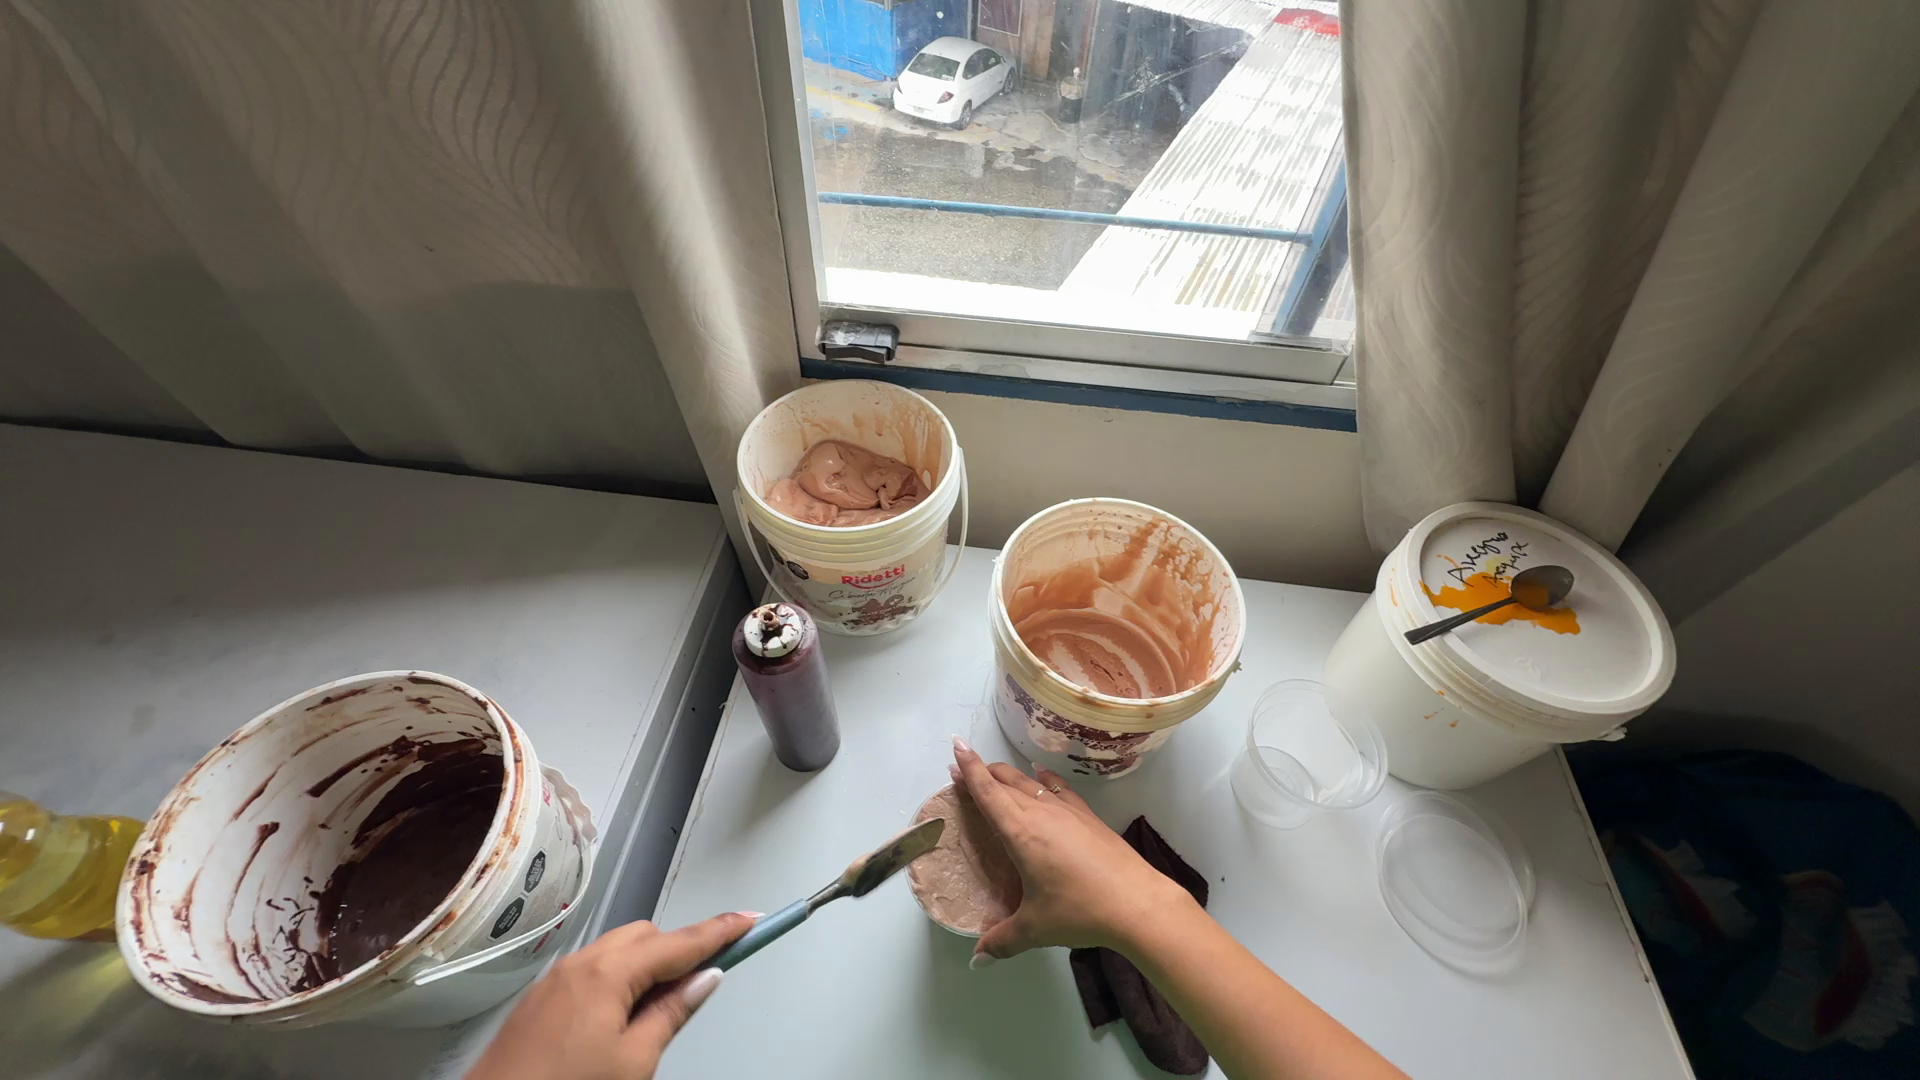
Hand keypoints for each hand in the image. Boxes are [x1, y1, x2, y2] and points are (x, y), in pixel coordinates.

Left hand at [465, 913, 751, 1079]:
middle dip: (676, 951)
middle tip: (698, 983)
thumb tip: (707, 977)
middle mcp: (581, 963)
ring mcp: (555, 980)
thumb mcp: (633, 1063)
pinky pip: (591, 970)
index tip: (753, 918)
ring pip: (617, 950)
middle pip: (646, 936)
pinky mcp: (538, 1001)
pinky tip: (618, 1017)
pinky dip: (616, 979)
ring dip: (645, 965)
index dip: (722, 930)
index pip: (681, 942)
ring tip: (656, 1009)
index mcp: (608, 973)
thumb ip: (673, 1012)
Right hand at [951, 737, 1194, 964]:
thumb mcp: (1035, 928)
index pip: (988, 792)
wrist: (1136, 901)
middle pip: (1005, 782)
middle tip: (963, 769)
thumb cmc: (1079, 911)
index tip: (957, 745)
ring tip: (994, 772)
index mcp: (1020, 831)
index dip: (970, 769)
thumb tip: (977, 959)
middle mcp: (1040, 811)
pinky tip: (1041, 774)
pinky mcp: (1087, 815)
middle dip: (982, 772)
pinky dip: (1044, 777)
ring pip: (1029, 781)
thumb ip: (1002, 940)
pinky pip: (1057, 786)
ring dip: (1008, 774)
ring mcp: (1066, 810)